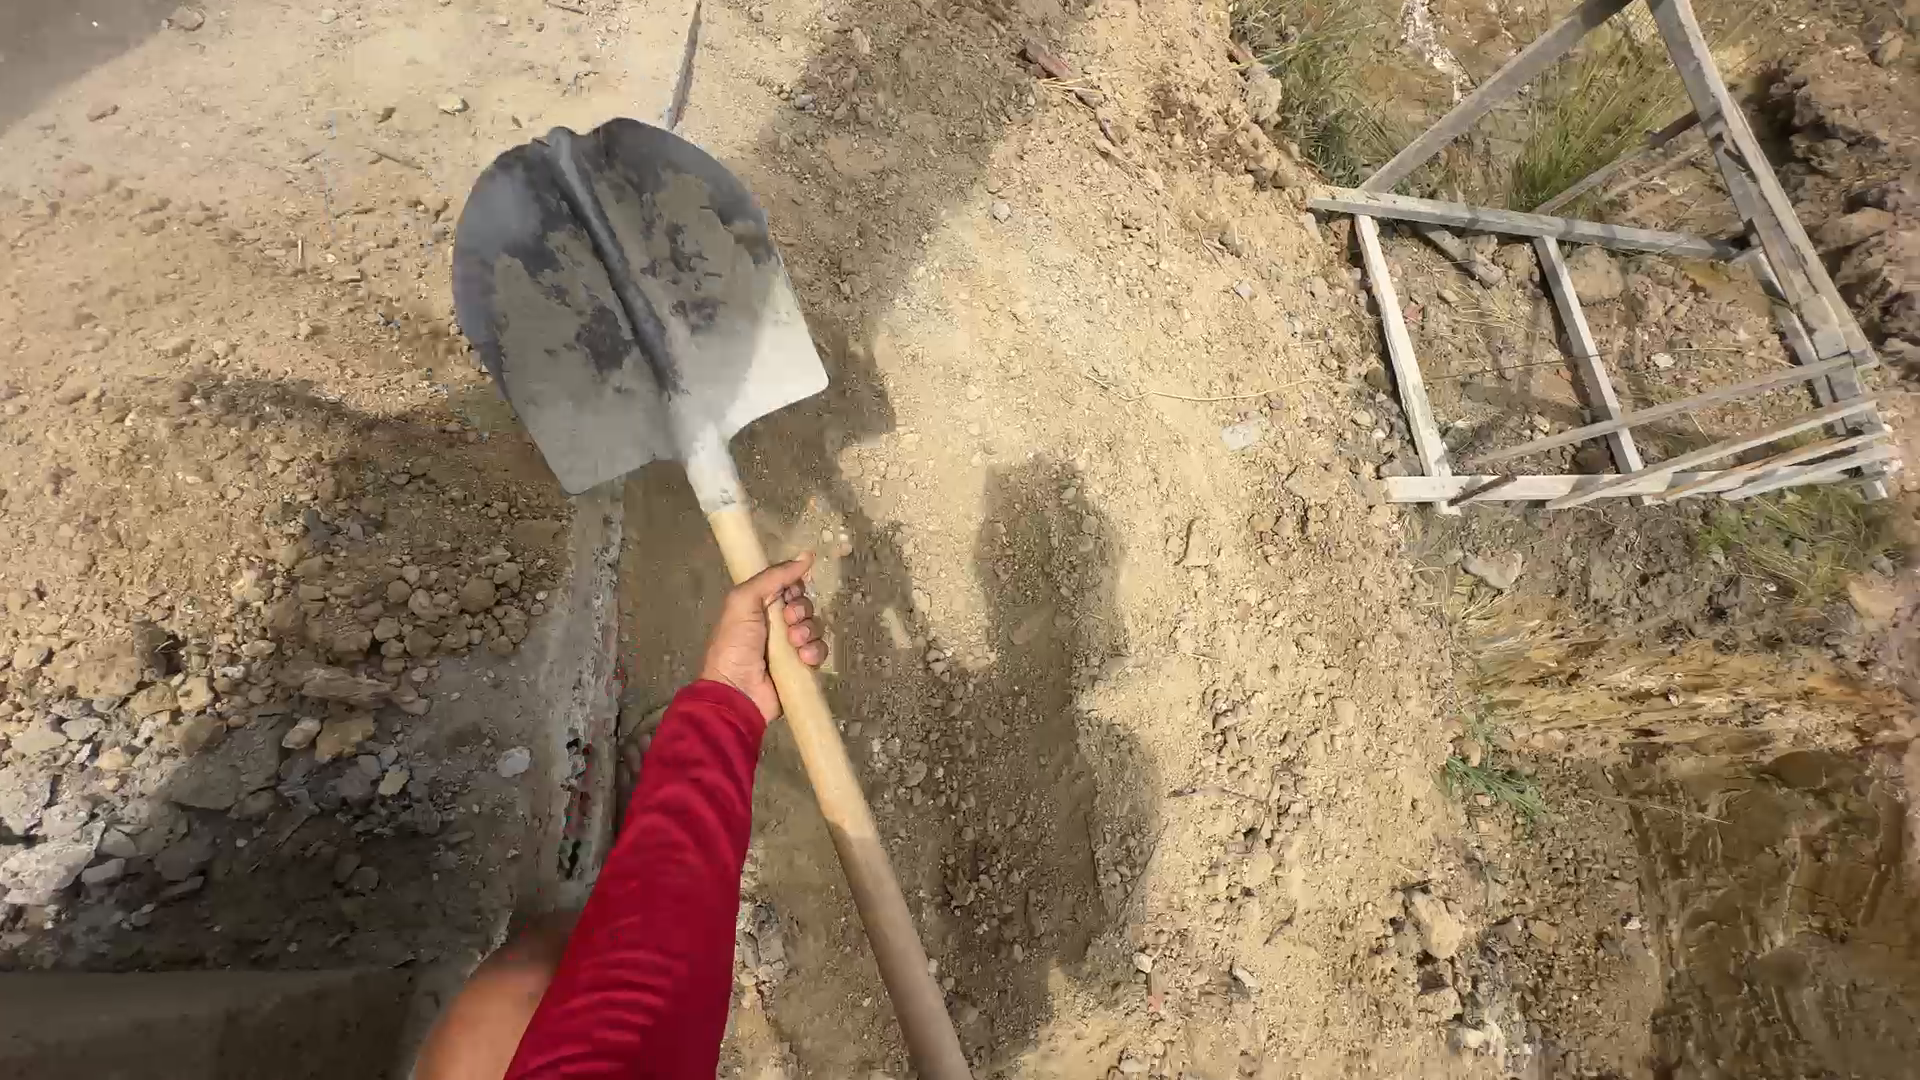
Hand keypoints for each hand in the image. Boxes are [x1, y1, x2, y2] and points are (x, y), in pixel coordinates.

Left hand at [699, 553, 827, 721]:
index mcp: (759, 605)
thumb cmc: (735, 643)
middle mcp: (776, 623)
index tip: (790, 593)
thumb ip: (773, 576)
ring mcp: (790, 646)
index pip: (789, 586)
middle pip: (804, 605)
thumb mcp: (744, 600)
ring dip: (808, 632)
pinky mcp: (801, 666)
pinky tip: (803, 658)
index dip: (794, 587)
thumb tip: (806, 555)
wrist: (737, 691)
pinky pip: (820, 651)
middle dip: (800, 611)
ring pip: (815, 627)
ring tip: (794, 643)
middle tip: (788, 621)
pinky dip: (815, 652)